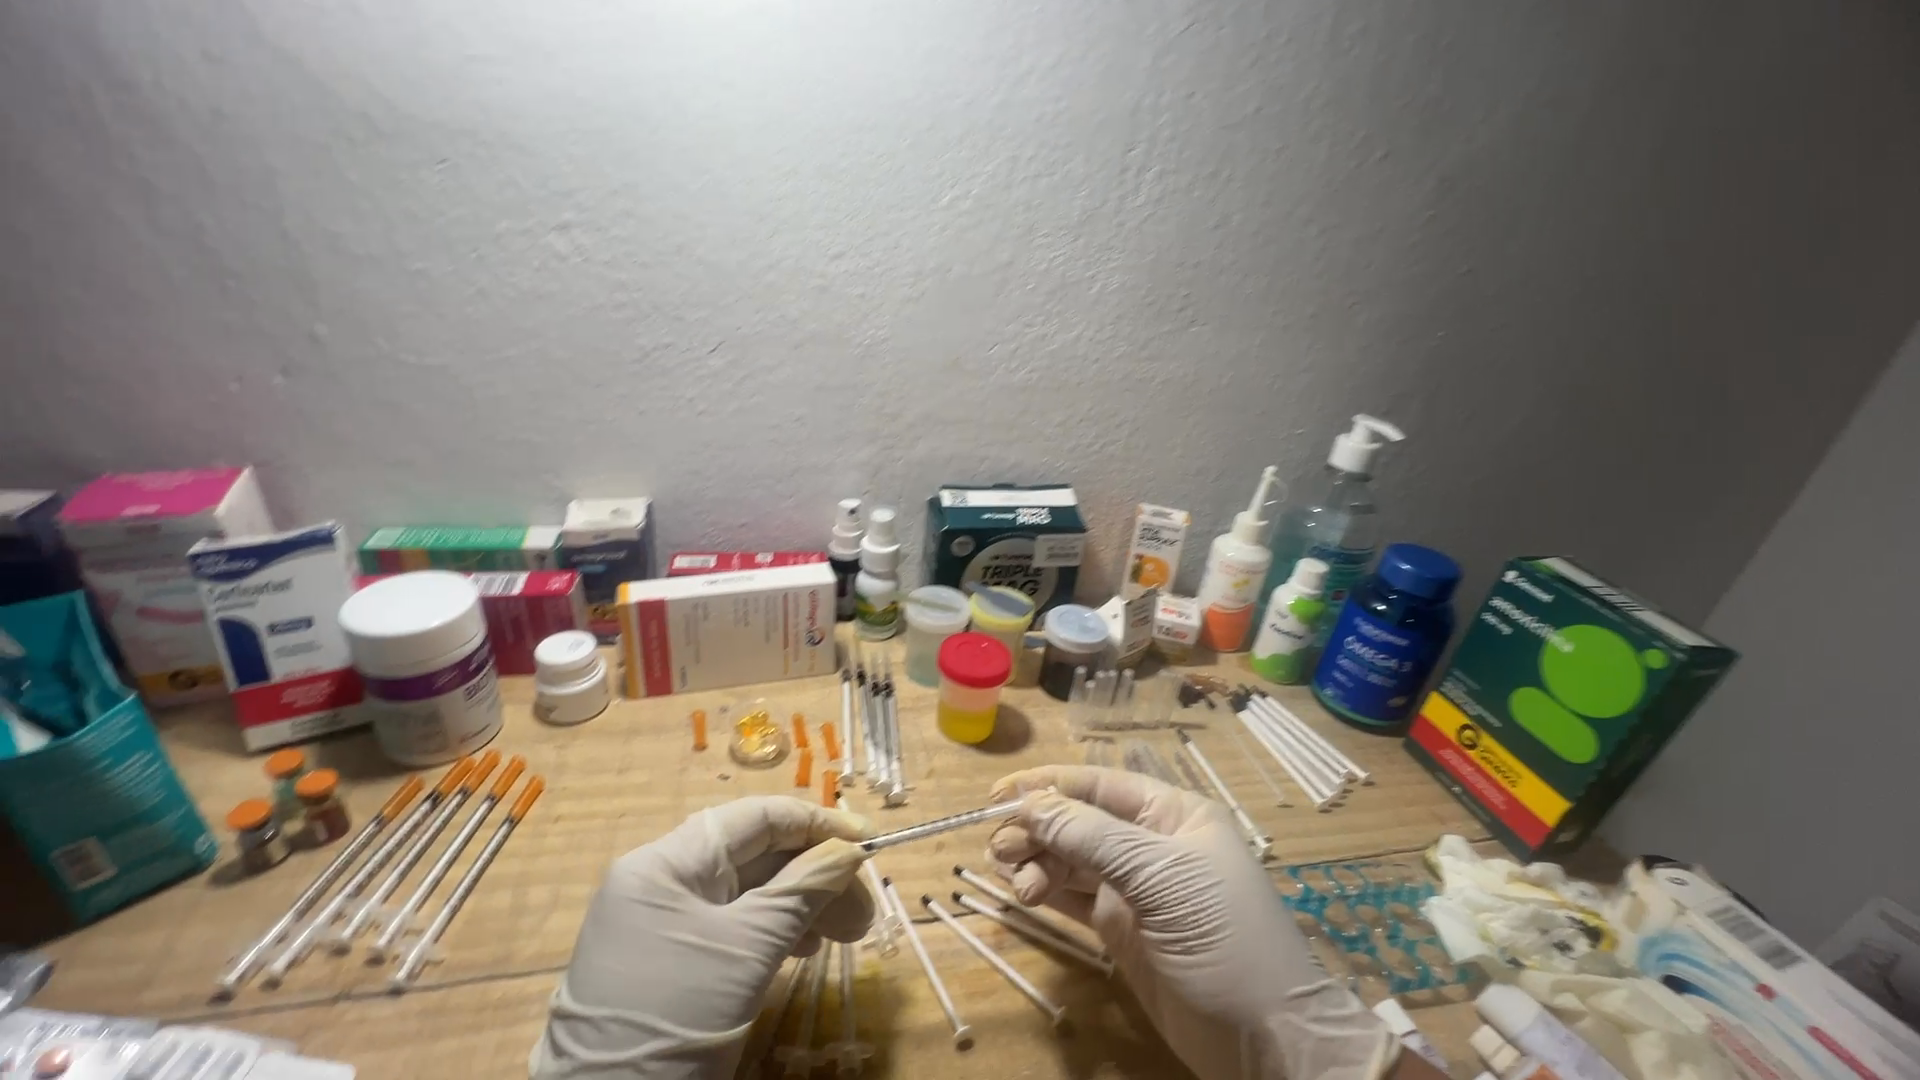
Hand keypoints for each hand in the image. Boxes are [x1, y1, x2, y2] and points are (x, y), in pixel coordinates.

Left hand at [530, 797, 874, 1079]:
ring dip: (801, 905)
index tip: (867, 841)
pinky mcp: (668, 959)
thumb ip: (803, 890)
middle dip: (814, 875)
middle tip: (863, 912)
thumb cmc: (676, 1019)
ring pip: (746, 892)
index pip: (755, 817)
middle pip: (753, 855)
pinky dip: (773, 931)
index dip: (816, 824)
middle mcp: (660, 880)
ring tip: (846, 934)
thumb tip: (850, 851)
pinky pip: (731, 925)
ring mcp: (661, 922)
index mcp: (667, 862)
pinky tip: (804, 949)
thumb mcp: (749, 950)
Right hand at [988, 766, 1400, 1079]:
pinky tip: (1025, 893)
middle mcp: (1150, 843)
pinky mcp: (1121, 928)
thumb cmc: (1224, 937)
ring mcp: (1135, 888)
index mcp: (1171, 814)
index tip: (997, 795)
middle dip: (1038, 828)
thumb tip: (1028, 803)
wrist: (1267, 1038)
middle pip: (1079, 821)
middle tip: (999, 849)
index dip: (1048, 785)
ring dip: (1037, 862)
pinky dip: (1046, 890)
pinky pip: (1073, 896)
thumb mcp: (1160, 877)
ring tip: (1017, 882)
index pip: (1098, 785)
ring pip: (1071, 858)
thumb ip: (1091, 836)